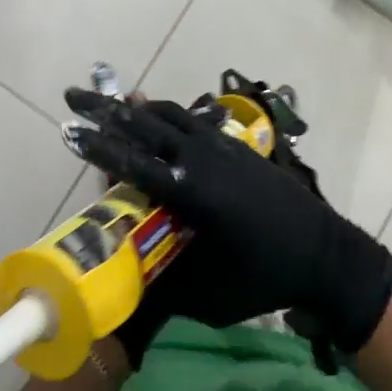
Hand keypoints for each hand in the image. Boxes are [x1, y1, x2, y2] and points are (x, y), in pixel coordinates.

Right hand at [64, 88, 391, 366]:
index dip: (98, 147)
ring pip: (168, 115)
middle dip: (104, 111)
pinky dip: (164, 112)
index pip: (134, 163)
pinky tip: (151, 111)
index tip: (68, 131)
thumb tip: (121, 274)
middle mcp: (202, 158)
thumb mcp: (204, 293)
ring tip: (106, 101)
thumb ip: (159, 280)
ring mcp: (221, 145)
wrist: (324, 254)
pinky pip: (190, 120)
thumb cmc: (260, 278)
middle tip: (72, 97)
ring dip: (133, 107)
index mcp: (193, 192)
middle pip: (144, 125)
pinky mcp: (234, 144)